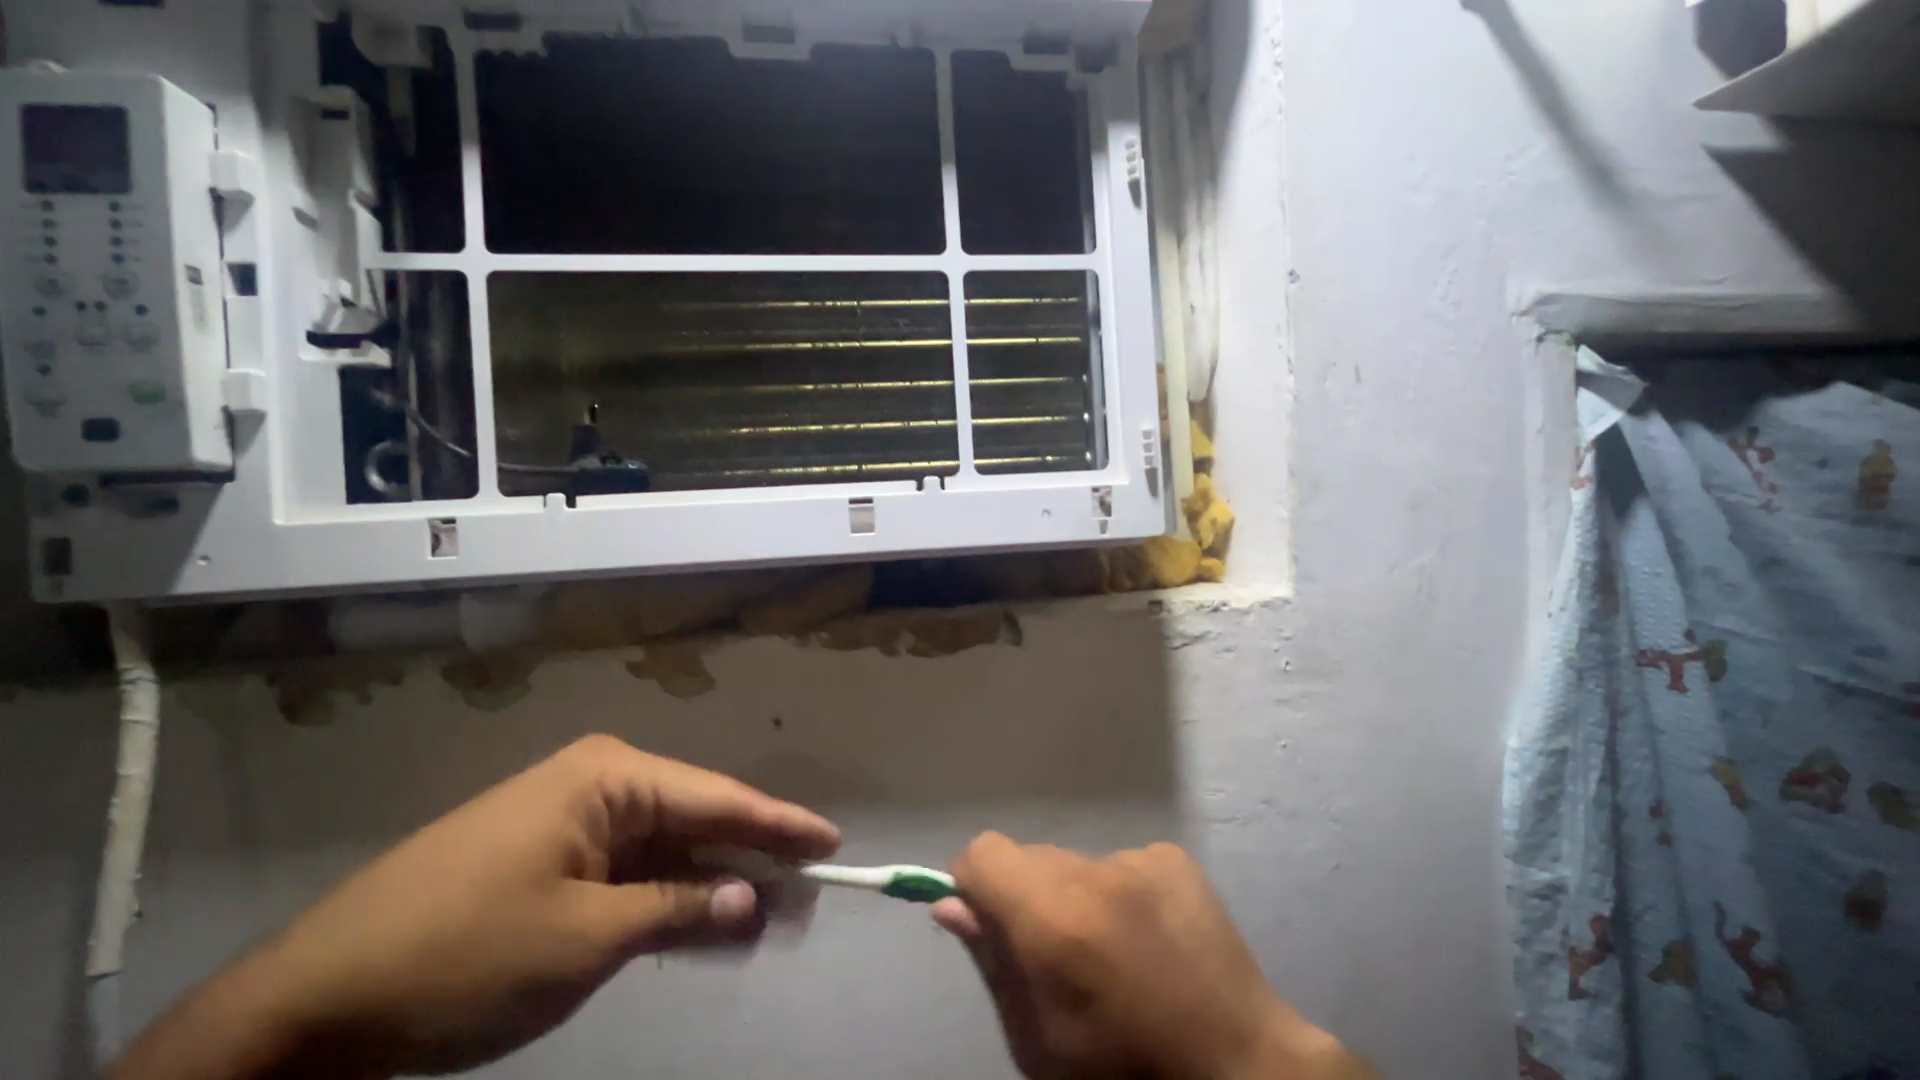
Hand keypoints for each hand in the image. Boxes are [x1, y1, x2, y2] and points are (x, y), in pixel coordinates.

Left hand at [111, 736, 839, 1079]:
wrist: (317, 1002)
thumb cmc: (467, 952)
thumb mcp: (588, 938)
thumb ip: (682, 911)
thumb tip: (756, 900)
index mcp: (608, 778)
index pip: (718, 798)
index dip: (780, 825)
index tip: (833, 845)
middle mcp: (592, 785)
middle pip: (694, 819)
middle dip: (750, 859)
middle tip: (807, 893)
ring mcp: (565, 822)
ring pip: (663, 849)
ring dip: (710, 885)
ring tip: (768, 916)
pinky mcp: (543, 860)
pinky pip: (627, 872)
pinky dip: (666, 899)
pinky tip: (701, 924)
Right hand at [931, 834, 1370, 1079]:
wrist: (1238, 1069)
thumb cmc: (1125, 1070)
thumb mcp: (1039, 1041)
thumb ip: (992, 963)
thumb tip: (949, 905)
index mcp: (1054, 918)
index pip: (984, 853)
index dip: (973, 884)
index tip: (984, 922)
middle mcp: (1095, 872)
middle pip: (1030, 858)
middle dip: (1026, 896)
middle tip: (1054, 955)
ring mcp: (1142, 860)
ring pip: (1076, 863)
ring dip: (1075, 896)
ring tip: (1111, 953)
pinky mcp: (1176, 860)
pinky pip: (1122, 865)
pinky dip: (1121, 894)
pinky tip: (1149, 941)